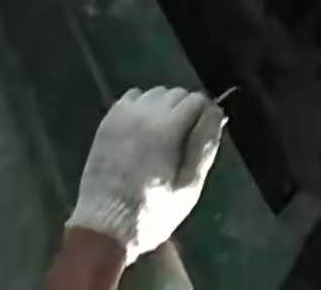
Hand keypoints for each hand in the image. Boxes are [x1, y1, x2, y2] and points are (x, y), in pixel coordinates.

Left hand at [68, 87, 225, 263]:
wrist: (105, 227)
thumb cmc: (152, 212)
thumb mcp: (188, 188)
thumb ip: (205, 146)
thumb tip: (216, 113)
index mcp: (169, 127)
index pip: (197, 99)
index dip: (204, 114)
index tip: (202, 134)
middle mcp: (148, 111)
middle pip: (177, 93)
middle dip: (186, 110)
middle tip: (183, 141)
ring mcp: (125, 113)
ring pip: (155, 93)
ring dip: (164, 107)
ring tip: (162, 136)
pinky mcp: (109, 119)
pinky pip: (133, 97)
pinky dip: (142, 105)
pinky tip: (141, 128)